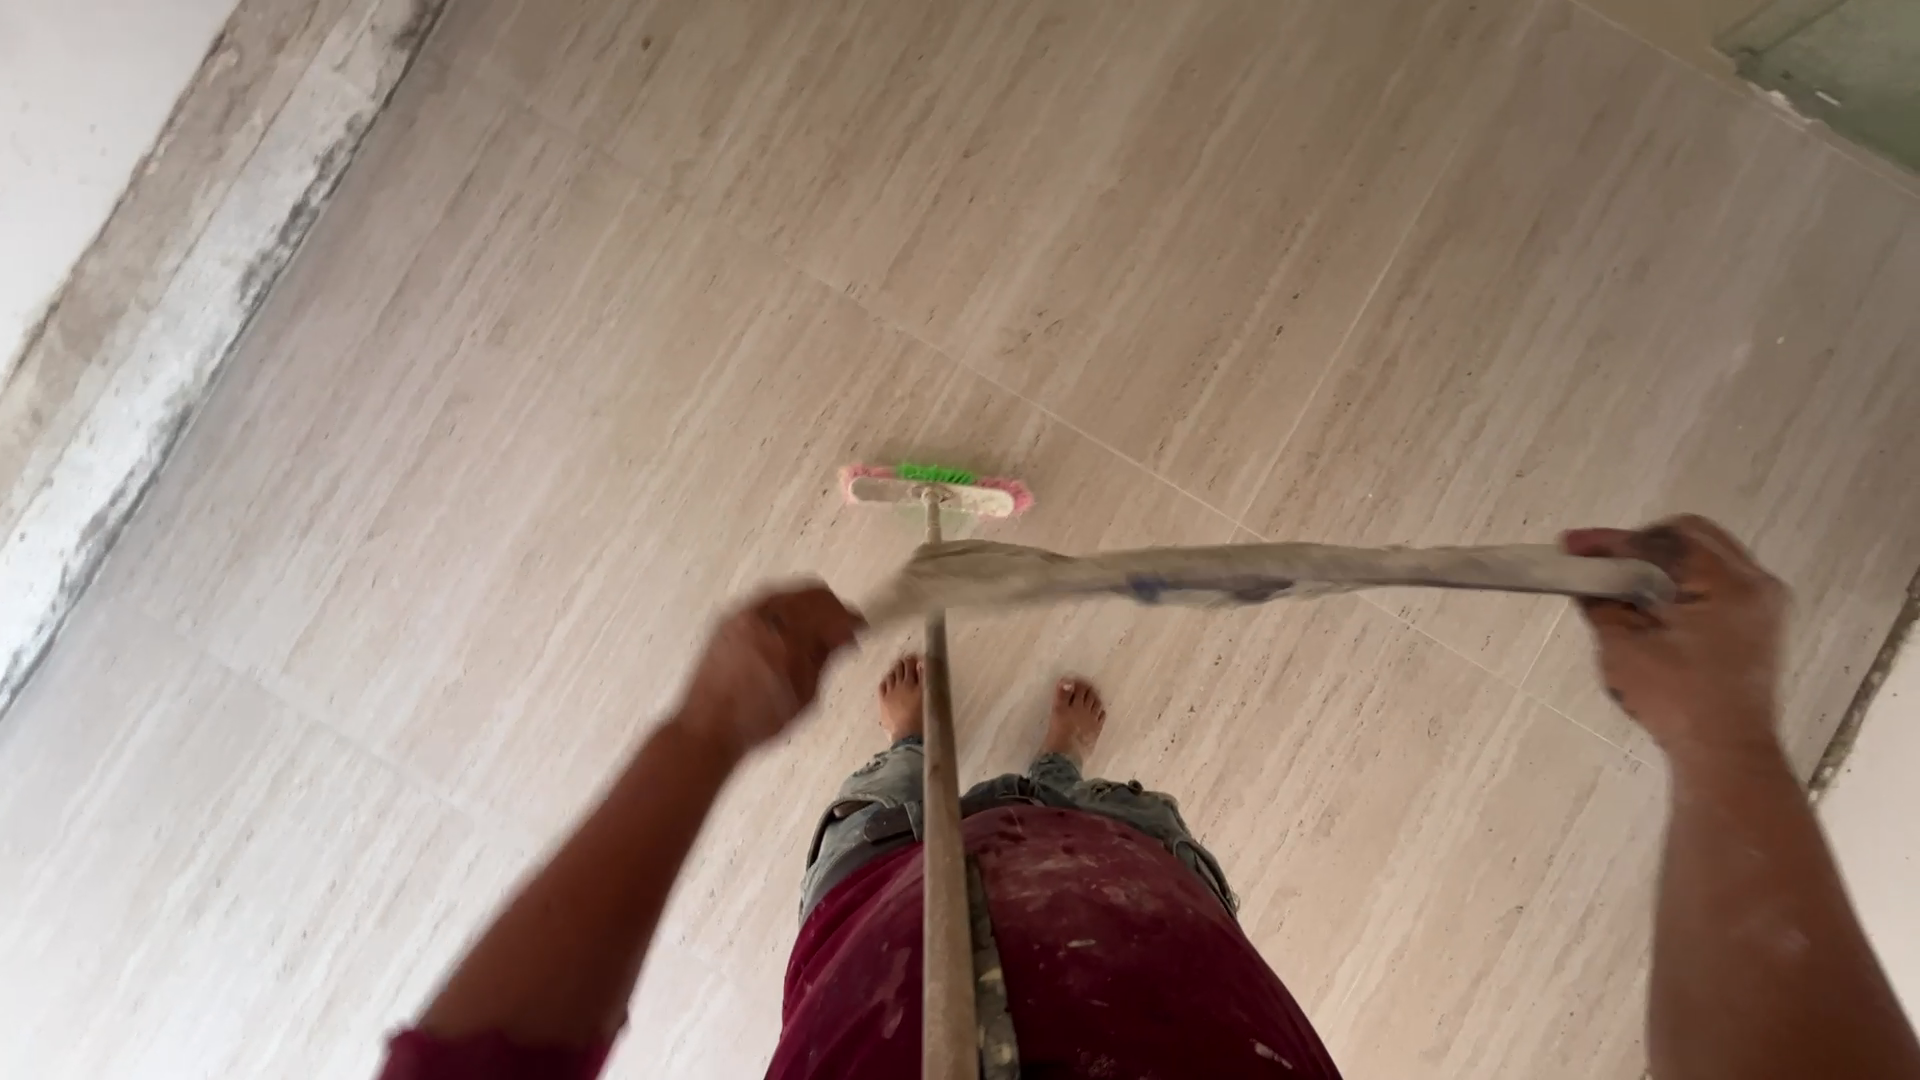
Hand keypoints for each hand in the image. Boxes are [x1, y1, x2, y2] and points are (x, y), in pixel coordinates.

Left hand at [677, 582, 864, 757]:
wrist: (706, 728)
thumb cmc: (754, 719)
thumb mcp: (805, 693)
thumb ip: (826, 657)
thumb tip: (845, 636)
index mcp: (786, 633)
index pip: (832, 610)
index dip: (851, 620)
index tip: (860, 629)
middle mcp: (762, 615)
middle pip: (812, 593)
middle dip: (831, 610)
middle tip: (841, 632)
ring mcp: (742, 614)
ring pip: (789, 595)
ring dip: (807, 609)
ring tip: (815, 636)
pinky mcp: (728, 620)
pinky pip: (766, 604)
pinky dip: (784, 614)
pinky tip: (788, 637)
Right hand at [1563, 515, 1787, 754]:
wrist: (1724, 747)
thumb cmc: (1672, 696)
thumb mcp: (1622, 644)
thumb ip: (1602, 601)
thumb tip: (1583, 577)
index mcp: (1725, 586)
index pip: (1661, 541)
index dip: (1609, 540)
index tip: (1568, 546)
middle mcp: (1754, 585)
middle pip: (1691, 535)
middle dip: (1637, 542)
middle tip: (1596, 560)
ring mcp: (1761, 602)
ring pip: (1704, 553)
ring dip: (1657, 559)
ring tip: (1616, 581)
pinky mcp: (1755, 620)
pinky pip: (1713, 577)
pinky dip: (1676, 577)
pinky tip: (1645, 599)